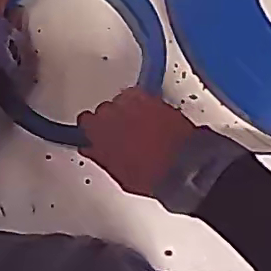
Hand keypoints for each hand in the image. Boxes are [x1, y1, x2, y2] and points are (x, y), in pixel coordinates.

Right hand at [77, 87, 199, 197]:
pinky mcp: (152, 99)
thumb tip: (92, 150)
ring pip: (121, 100)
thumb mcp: (119, 173)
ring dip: (126, 109)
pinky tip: (148, 116)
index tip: (97, 133)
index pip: (85, 120)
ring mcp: (132, 105)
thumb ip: (101, 156)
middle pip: (103, 109)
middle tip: (121, 133)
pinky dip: (141, 103)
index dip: (92, 128)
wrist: (185, 168)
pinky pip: (138, 95)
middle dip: (111, 119)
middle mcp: (112, 114)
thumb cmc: (153, 175)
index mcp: (99, 132)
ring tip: (138, 125)